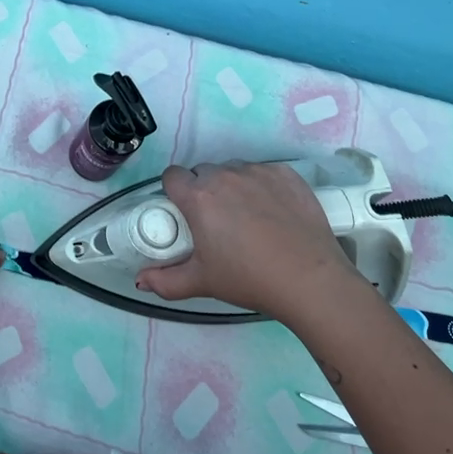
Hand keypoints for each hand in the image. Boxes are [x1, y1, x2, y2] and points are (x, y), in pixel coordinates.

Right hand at [134, 161, 366, 323]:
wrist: (311, 280)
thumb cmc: (250, 279)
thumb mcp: (203, 282)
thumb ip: (166, 280)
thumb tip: (140, 281)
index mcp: (198, 196)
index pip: (172, 176)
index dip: (175, 192)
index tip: (186, 213)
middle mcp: (223, 175)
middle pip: (203, 173)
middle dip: (205, 191)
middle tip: (218, 223)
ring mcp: (257, 171)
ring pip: (233, 170)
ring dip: (233, 187)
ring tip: (249, 218)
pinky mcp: (286, 173)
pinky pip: (264, 172)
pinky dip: (263, 187)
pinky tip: (275, 212)